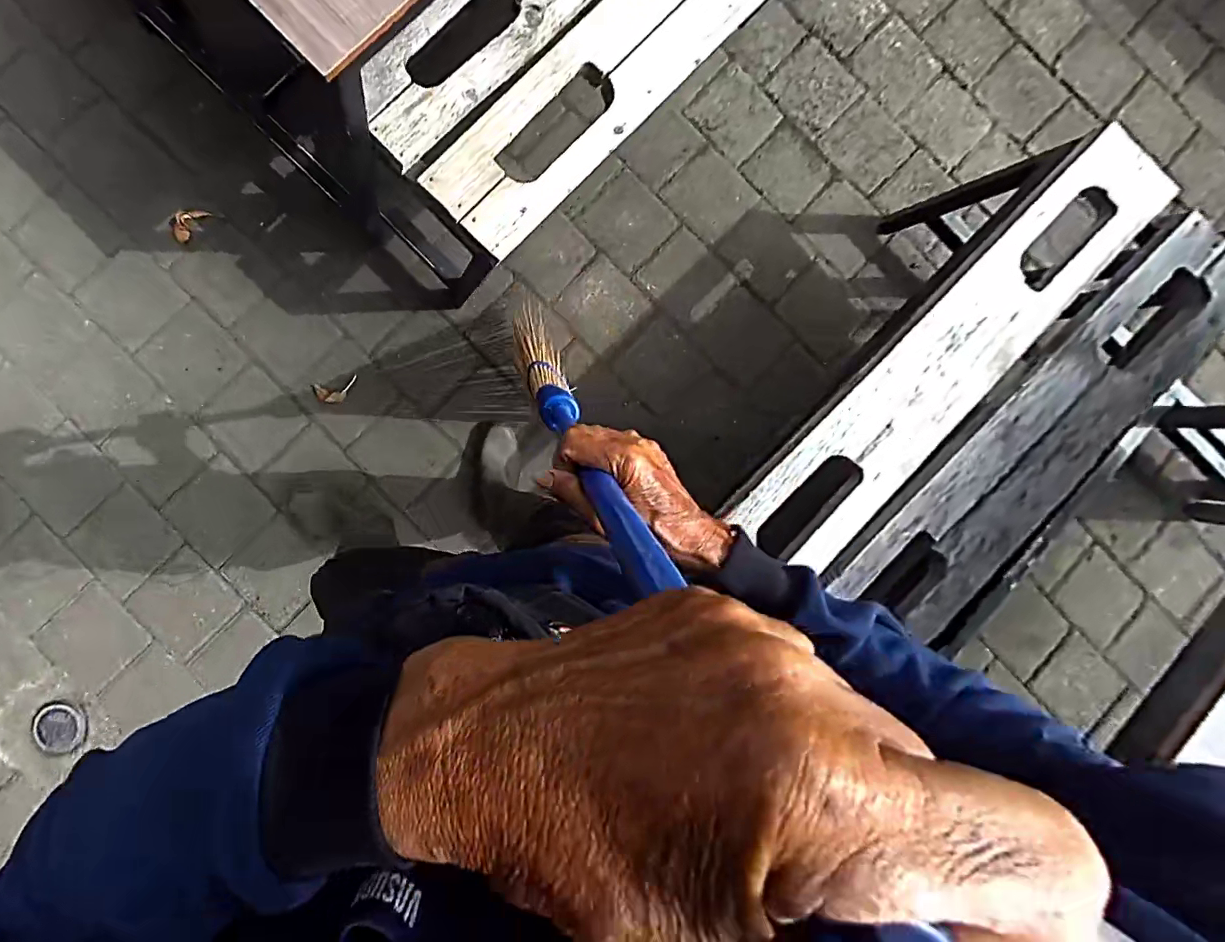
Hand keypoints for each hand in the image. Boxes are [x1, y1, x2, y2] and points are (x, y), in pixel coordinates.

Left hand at [375, 589, 1108, 941]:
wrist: (473, 738)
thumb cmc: (573, 851)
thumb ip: (859, 938)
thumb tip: (942, 921)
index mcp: (822, 786)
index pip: (1042, 849)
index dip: (1021, 907)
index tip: (946, 922)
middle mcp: (798, 686)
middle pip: (939, 783)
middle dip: (897, 839)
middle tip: (804, 867)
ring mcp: (743, 632)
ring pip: (864, 728)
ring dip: (831, 773)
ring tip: (733, 795)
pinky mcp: (700, 607)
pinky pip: (792, 676)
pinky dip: (775, 716)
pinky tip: (702, 739)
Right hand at [536, 425, 733, 572]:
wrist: (692, 538)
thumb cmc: (657, 534)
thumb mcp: (602, 520)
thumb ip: (571, 493)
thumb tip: (548, 478)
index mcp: (625, 458)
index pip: (573, 439)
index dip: (562, 461)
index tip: (566, 481)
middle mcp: (635, 445)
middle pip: (582, 433)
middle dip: (572, 458)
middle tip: (580, 485)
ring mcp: (642, 445)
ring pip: (595, 435)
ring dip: (587, 457)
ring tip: (597, 487)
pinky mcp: (646, 450)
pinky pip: (610, 443)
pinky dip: (601, 457)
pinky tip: (609, 482)